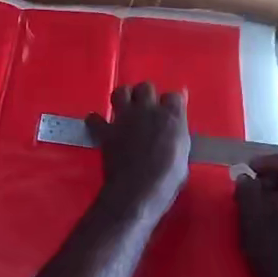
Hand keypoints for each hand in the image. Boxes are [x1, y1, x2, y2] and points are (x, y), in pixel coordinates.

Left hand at [86, 83, 190, 218]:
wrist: (138, 189)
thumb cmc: (168, 179)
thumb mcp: (183, 156)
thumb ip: (178, 136)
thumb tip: (176, 129)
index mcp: (172, 117)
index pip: (174, 96)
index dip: (171, 104)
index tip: (170, 111)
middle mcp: (148, 110)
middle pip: (146, 87)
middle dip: (145, 94)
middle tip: (145, 107)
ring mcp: (125, 119)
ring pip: (121, 92)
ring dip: (123, 97)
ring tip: (124, 107)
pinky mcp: (106, 131)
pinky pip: (95, 119)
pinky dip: (95, 121)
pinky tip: (98, 125)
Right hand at [235, 154, 277, 276]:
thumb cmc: (273, 255)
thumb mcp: (252, 219)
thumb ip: (247, 190)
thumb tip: (245, 175)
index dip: (266, 162)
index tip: (246, 172)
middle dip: (267, 181)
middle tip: (244, 194)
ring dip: (274, 198)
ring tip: (253, 212)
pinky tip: (268, 228)